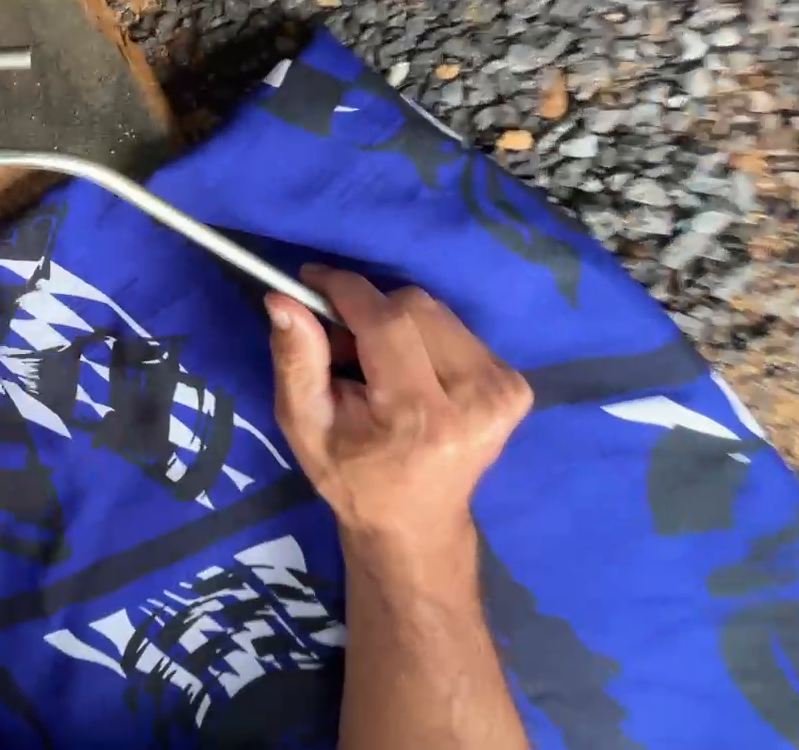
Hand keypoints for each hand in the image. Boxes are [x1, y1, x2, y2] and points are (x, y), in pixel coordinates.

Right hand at [265, 266, 531, 568]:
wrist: (415, 522)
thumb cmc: (350, 476)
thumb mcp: (303, 423)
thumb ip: (296, 359)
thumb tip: (282, 299)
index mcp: (422, 415)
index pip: (387, 322)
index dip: (345, 288)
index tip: (308, 278)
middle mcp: (478, 396)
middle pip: (413, 306)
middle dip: (364, 308)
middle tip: (334, 339)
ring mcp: (506, 388)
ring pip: (433, 310)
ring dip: (389, 319)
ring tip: (366, 358)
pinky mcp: (516, 382)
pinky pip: (451, 326)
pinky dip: (414, 332)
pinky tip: (399, 365)